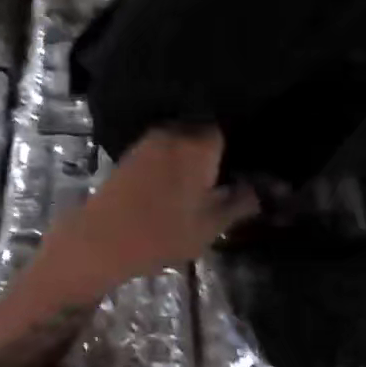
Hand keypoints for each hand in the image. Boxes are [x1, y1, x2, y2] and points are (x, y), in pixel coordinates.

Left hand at [35, 126, 257, 297]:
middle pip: (204, 128)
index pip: (226, 128)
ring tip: (206, 177)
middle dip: (217, 146)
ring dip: (194, 151)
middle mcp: (174, 131)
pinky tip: (178, 179)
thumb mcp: (210, 226)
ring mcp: (150, 138)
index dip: (238, 144)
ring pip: (183, 136)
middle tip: (229, 171)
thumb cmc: (162, 233)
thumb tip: (263, 188)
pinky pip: (164, 144)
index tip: (247, 160)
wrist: (102, 238)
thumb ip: (240, 203)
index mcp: (198, 144)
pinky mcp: (133, 149)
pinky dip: (174, 156)